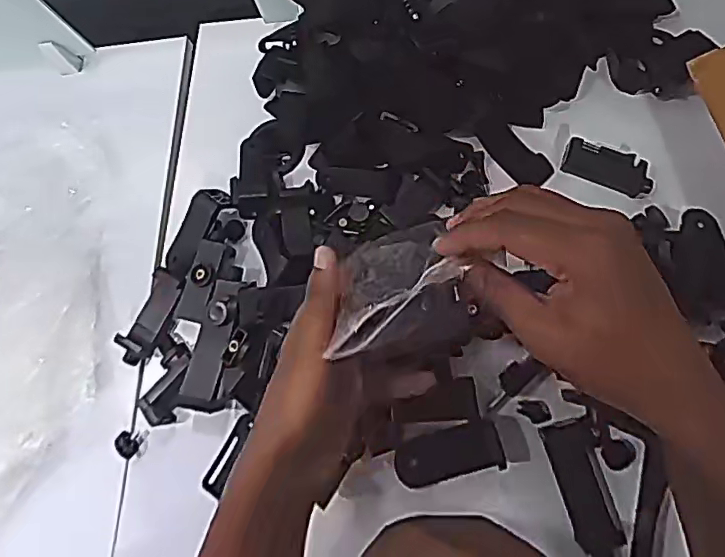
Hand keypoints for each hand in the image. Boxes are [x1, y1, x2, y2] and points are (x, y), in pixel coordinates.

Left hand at [238, 246, 433, 500]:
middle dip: (394, 310)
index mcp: (315, 327)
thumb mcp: (312, 343)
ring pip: (378, 350)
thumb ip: (323, 298)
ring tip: (434, 339)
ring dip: (404, 345)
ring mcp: (341, 376)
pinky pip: (383, 383)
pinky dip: (404, 380)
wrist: (290, 470)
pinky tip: (424, 380)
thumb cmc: (294, 406)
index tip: (394, 263)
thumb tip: (324, 253)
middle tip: (426, 300)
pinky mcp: (352, 402)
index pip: (341, 290)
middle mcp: (327, 347)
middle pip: (365, 320)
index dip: (366, 275)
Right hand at [434, 186, 724, 437]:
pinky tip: (509, 232)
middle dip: (481, 215)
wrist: (673, 380)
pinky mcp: (612, 232)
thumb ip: (500, 295)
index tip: (444, 247)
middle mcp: (599, 225)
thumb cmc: (624, 365)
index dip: (470, 235)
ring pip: (540, 198)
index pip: (510, 224)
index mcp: (585, 248)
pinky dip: (527, 216)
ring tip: (471, 231)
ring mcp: (609, 225)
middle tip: (452, 235)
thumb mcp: (546, 336)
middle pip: (523, 200)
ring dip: (502, 211)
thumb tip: (469, 269)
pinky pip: (559, 210)